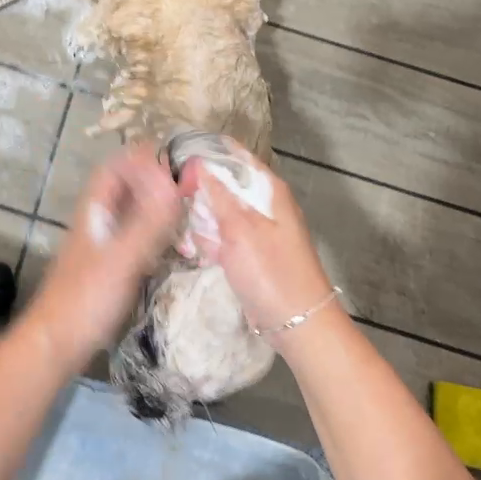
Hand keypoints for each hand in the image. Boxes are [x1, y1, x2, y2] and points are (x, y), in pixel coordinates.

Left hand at [28, 145, 182, 362]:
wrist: (54, 344)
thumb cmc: (86, 299)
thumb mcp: (122, 258)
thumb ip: (148, 222)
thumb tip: (172, 182)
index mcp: (94, 214)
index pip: (113, 169)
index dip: (139, 159)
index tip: (172, 160)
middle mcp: (95, 226)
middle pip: (121, 191)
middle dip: (151, 182)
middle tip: (188, 185)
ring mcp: (98, 250)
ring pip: (127, 217)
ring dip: (153, 210)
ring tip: (186, 212)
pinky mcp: (104, 274)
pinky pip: (131, 243)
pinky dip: (151, 238)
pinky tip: (171, 249)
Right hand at [179, 155, 335, 346]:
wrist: (297, 322)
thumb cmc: (270, 271)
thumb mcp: (240, 228)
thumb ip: (218, 194)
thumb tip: (199, 163)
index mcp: (269, 190)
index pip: (235, 157)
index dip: (208, 158)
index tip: (183, 169)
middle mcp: (264, 205)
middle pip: (224, 185)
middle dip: (202, 196)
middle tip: (190, 212)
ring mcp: (257, 230)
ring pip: (219, 213)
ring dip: (204, 224)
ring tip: (200, 240)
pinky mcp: (250, 252)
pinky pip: (223, 237)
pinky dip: (212, 243)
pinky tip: (205, 254)